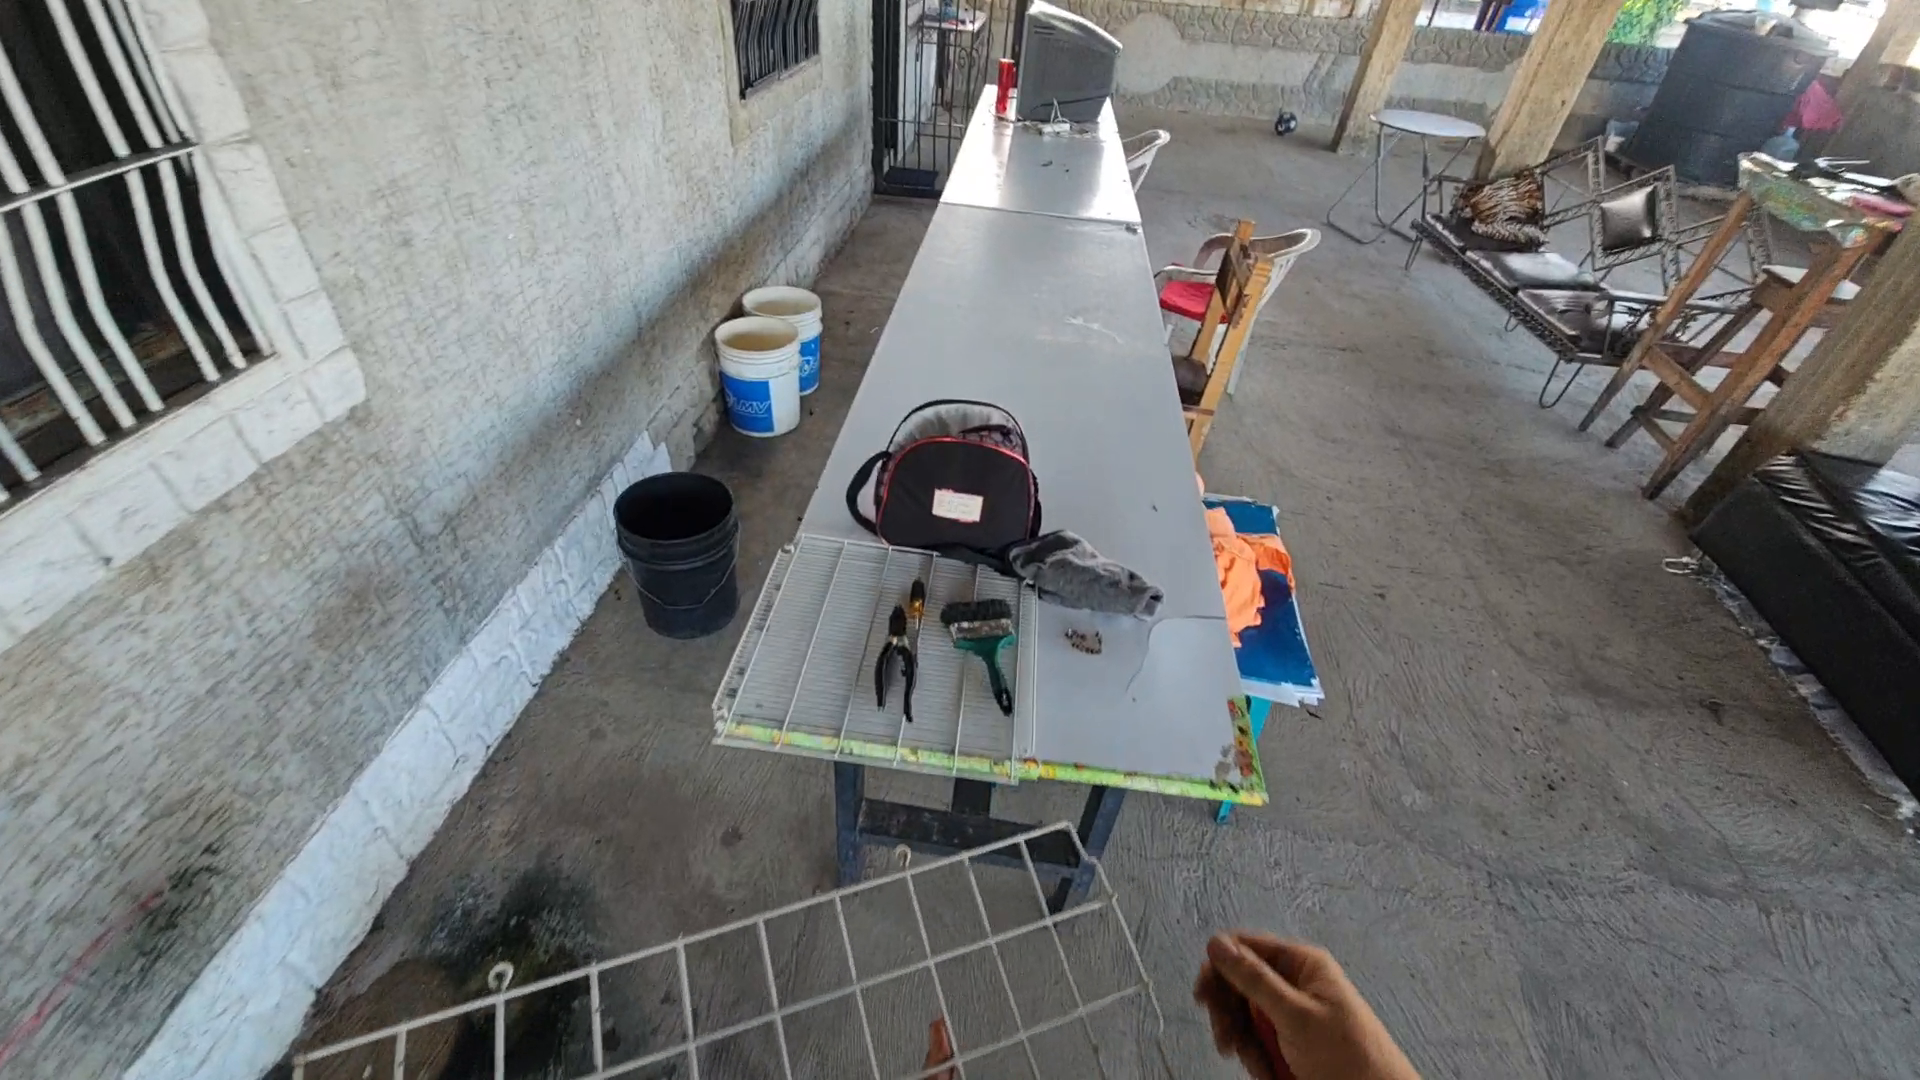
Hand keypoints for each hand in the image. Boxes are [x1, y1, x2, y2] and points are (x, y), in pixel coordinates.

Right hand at [1192, 932, 1419, 1079]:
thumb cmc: (1345, 1058)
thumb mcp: (1295, 1016)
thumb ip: (1252, 978)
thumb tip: (1213, 941)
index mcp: (1300, 963)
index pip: (1243, 947)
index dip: (1218, 967)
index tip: (1202, 998)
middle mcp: (1293, 982)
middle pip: (1239, 983)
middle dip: (1230, 1013)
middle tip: (1226, 1042)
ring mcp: (1292, 1013)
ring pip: (1245, 1015)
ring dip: (1243, 1041)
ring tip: (1258, 1068)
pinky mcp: (1291, 1042)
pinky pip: (1258, 1040)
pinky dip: (1256, 1058)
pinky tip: (1267, 1075)